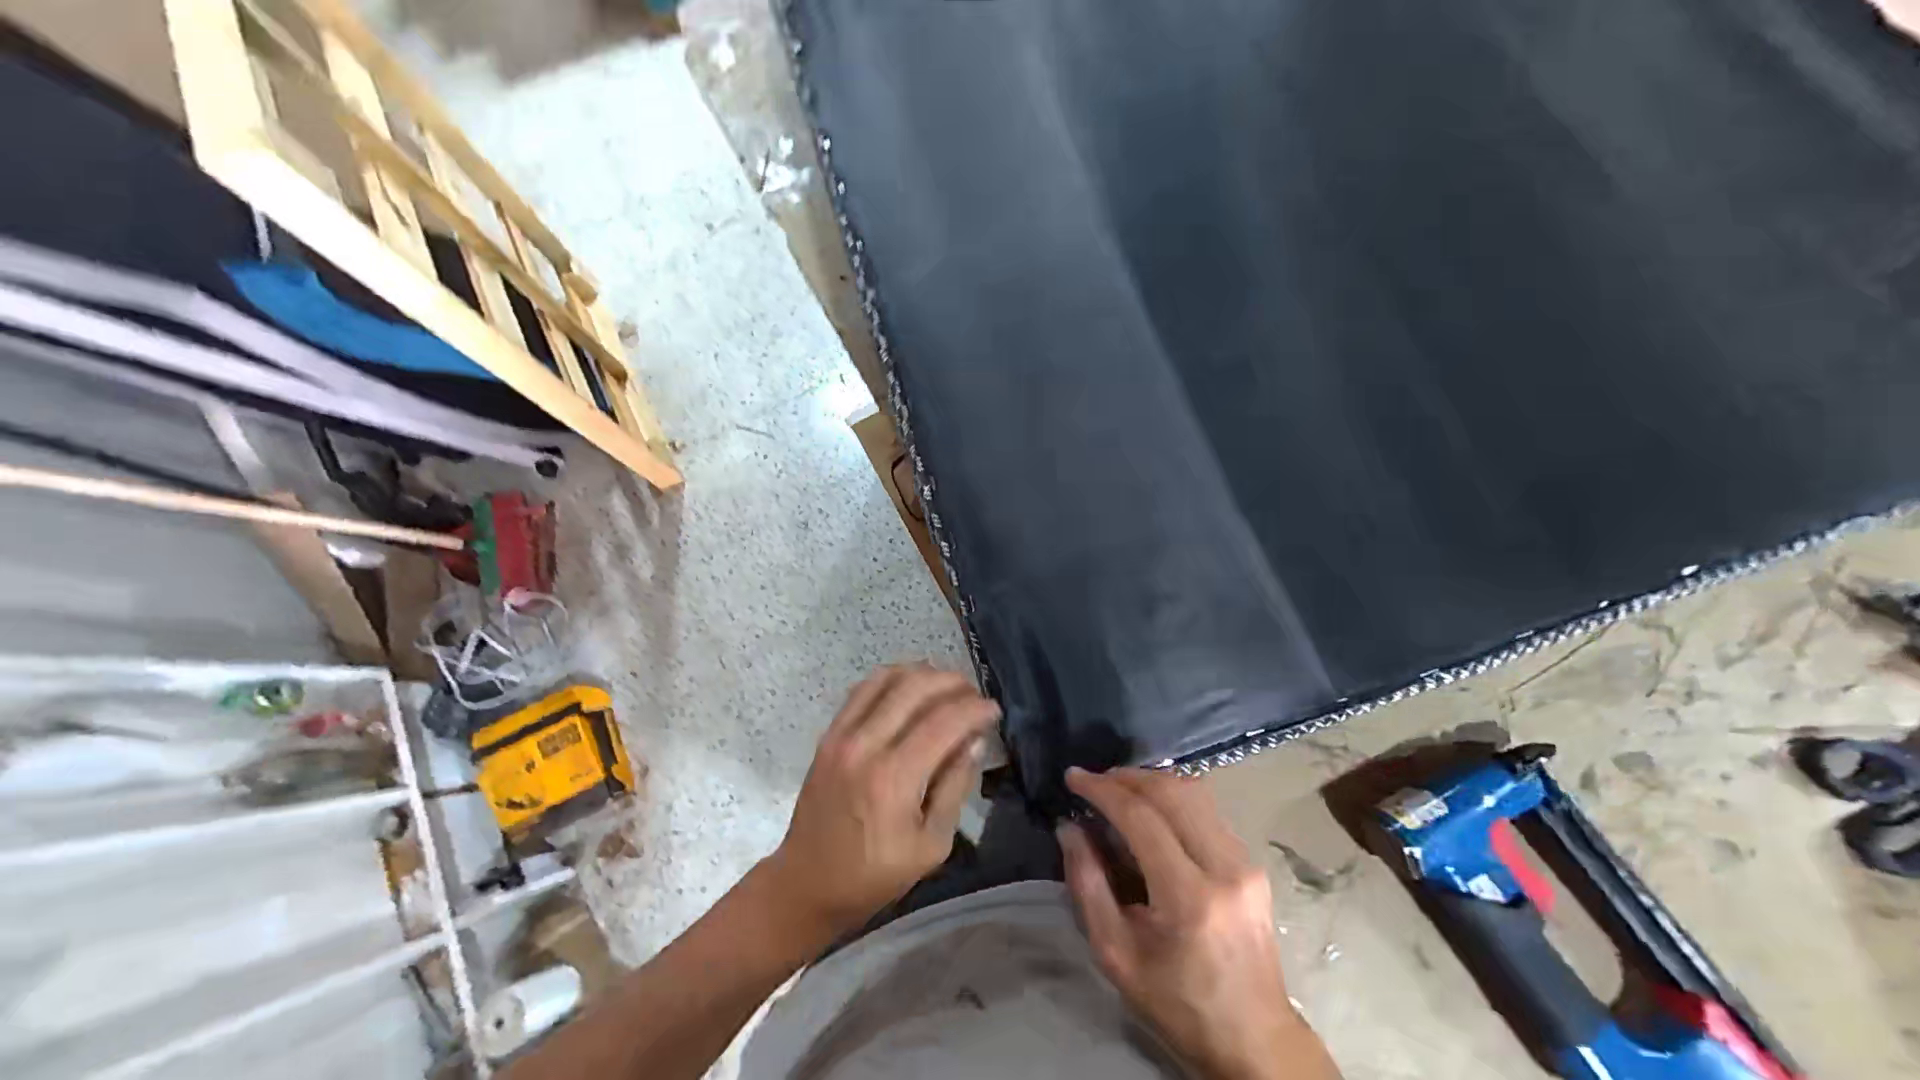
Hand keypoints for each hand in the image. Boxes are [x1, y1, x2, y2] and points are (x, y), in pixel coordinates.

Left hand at [761, 667, 997, 937]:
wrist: (808, 882)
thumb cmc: (875, 874)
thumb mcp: (931, 845)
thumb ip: (954, 787)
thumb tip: (973, 741)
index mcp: (895, 779)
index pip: (944, 722)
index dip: (975, 709)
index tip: (993, 710)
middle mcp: (866, 746)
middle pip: (916, 688)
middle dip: (952, 682)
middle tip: (973, 695)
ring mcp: (842, 735)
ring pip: (887, 679)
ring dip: (923, 674)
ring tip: (946, 686)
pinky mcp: (829, 735)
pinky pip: (862, 690)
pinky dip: (891, 679)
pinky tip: (910, 688)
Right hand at [1059, 767, 1338, 1079]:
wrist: (1254, 1039)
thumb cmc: (1177, 1003)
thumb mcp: (1116, 954)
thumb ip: (1088, 885)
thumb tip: (1069, 828)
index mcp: (1189, 897)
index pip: (1141, 818)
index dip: (1102, 790)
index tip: (1073, 778)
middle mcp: (1225, 868)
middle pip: (1173, 792)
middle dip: (1127, 777)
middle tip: (1094, 781)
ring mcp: (1246, 863)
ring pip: (1195, 793)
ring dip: (1151, 782)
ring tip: (1118, 790)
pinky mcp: (1253, 864)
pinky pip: (1208, 811)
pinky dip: (1173, 798)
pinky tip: (1151, 811)